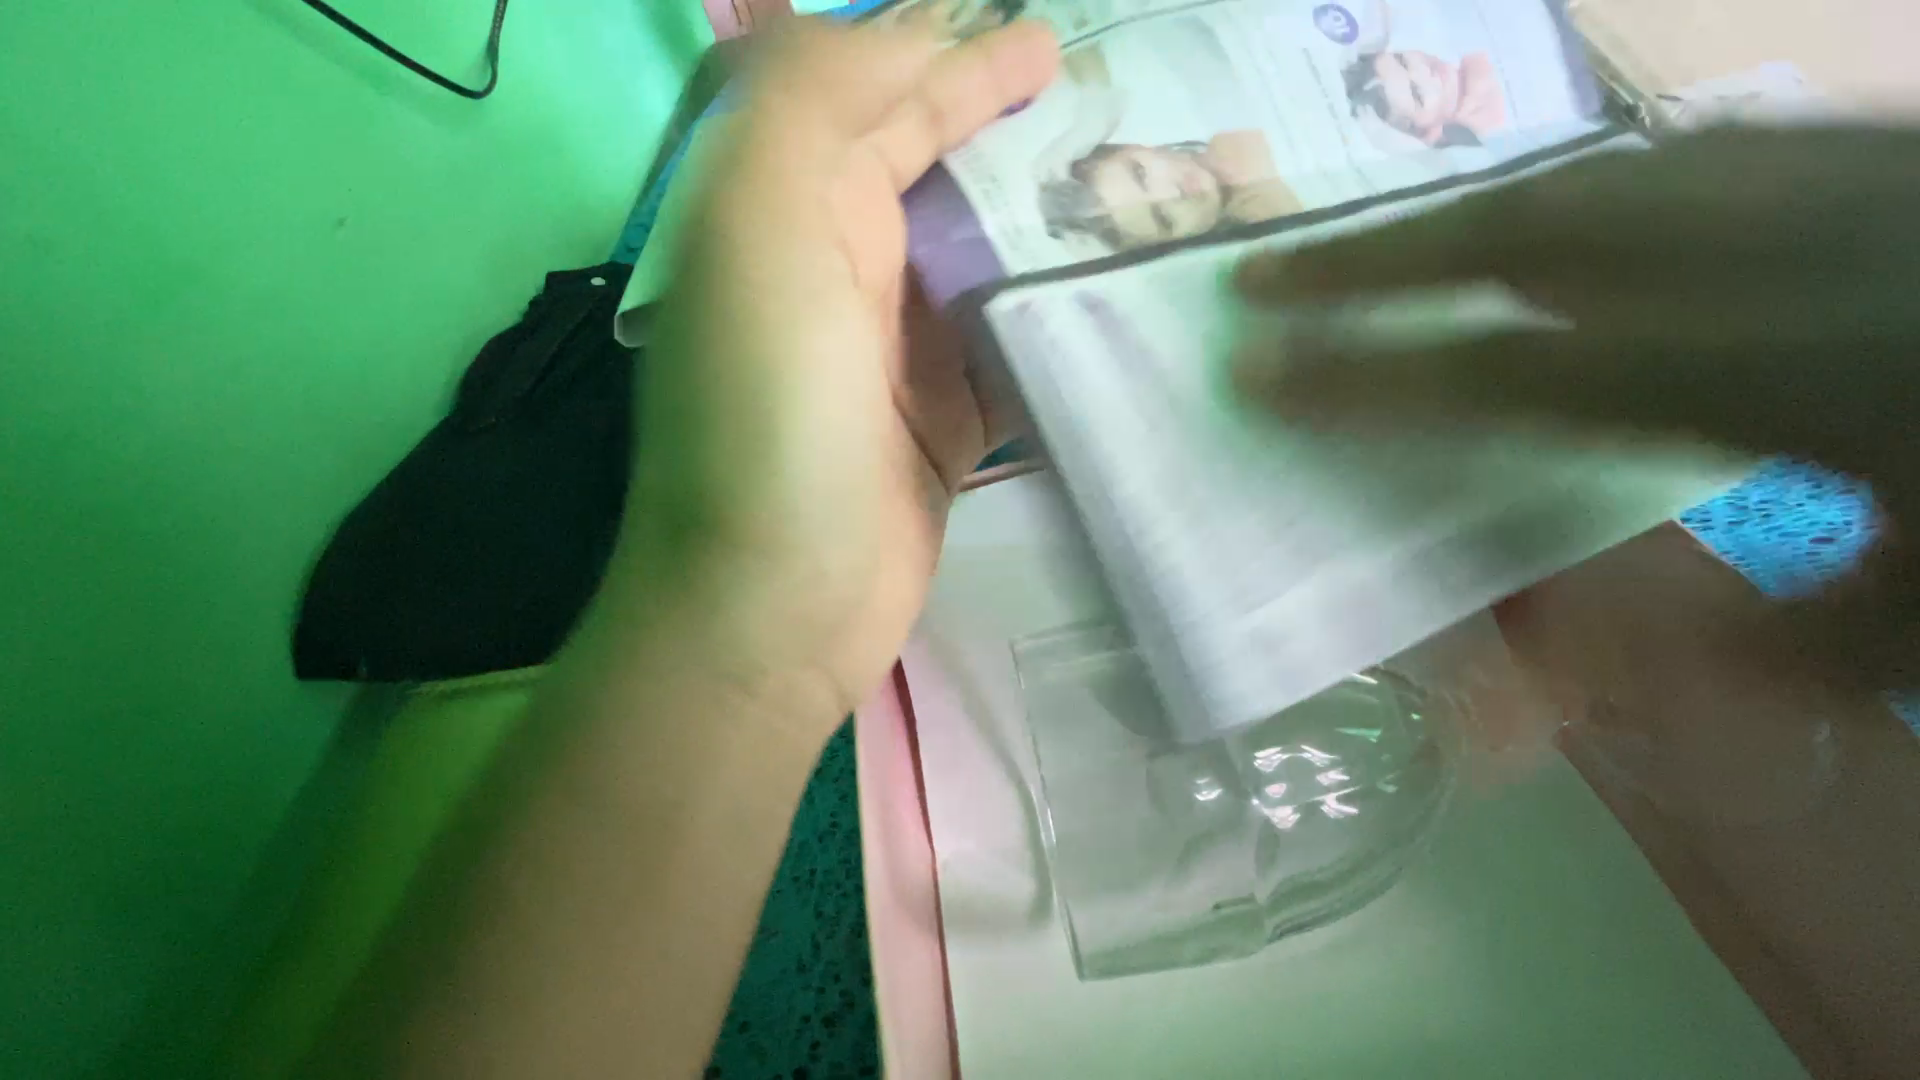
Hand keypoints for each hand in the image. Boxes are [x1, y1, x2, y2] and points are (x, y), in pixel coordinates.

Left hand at [618, 15, 1058, 721]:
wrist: (775, 607)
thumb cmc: (767, 418)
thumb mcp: (759, 229)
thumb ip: (810, 104)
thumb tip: (905, 45)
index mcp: (784, 215)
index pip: (874, 106)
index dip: (954, 64)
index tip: (1049, 49)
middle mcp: (834, 275)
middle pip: (933, 179)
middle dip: (1011, 138)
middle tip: (1113, 119)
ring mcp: (891, 358)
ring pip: (980, 264)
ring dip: (1045, 229)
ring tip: (1139, 202)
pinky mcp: (938, 429)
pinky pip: (1004, 353)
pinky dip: (1052, 324)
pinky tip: (1113, 306)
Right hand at [1232, 126, 1919, 688]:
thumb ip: (1747, 632)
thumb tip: (1561, 646)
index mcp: (1789, 371)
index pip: (1513, 372)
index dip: (1369, 375)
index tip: (1256, 375)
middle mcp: (1788, 250)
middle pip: (1524, 234)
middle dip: (1370, 258)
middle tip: (1257, 273)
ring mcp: (1829, 182)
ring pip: (1587, 178)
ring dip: (1445, 218)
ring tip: (1347, 247)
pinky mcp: (1865, 157)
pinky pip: (1668, 165)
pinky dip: (1560, 195)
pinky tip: (1508, 222)